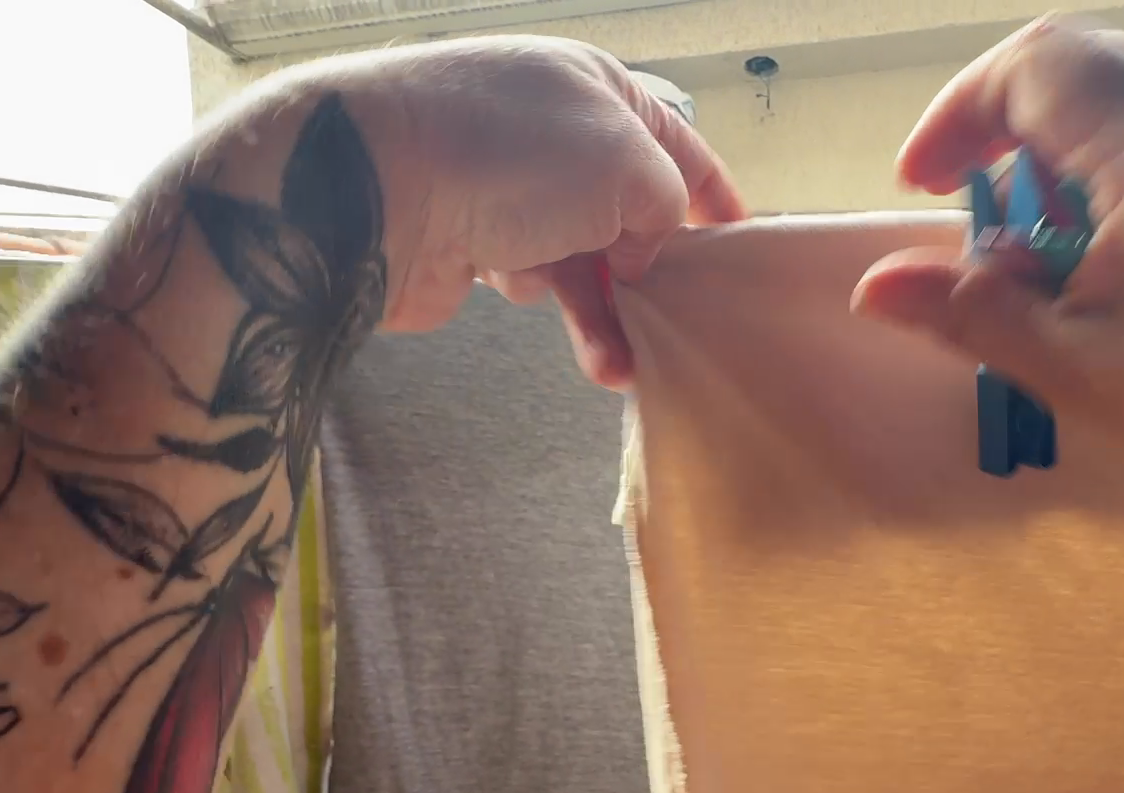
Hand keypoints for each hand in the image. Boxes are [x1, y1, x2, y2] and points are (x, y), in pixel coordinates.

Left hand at [339, 36, 745, 386]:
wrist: (382, 187)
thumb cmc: (515, 157)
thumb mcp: (626, 165)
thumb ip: (664, 204)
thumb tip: (640, 247)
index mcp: (598, 91)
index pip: (678, 144)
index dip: (715, 194)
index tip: (741, 240)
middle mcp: (558, 134)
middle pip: (631, 214)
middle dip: (652, 272)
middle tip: (676, 323)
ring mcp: (516, 187)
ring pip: (586, 260)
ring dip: (603, 315)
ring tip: (618, 369)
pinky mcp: (481, 238)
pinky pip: (539, 279)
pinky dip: (548, 300)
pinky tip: (528, 294)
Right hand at [852, 17, 1123, 514]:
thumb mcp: (1080, 367)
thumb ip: (970, 313)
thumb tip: (870, 288)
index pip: (1037, 64)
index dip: (957, 116)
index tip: (920, 191)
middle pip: (1079, 75)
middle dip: (1000, 147)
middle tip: (970, 239)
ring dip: (1053, 174)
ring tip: (1038, 270)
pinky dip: (1108, 183)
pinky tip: (1106, 264)